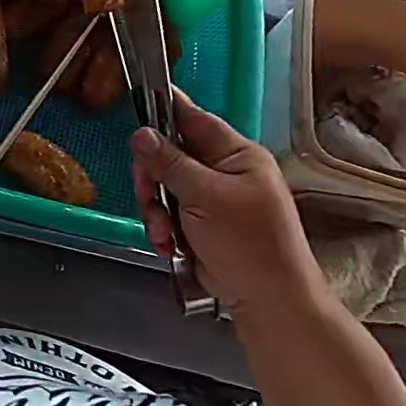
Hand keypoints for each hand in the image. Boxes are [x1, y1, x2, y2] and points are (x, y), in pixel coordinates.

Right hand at [129, 90, 321, 315]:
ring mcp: (213, 202)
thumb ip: (170, 163)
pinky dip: (165, 231)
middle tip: (146, 194)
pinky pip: (171, 217)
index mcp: (236, 155)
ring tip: (165, 235)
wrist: (269, 301)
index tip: (136, 104)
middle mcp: (224, 173)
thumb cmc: (246, 243)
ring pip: (166, 191)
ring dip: (157, 212)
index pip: (194, 120)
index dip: (165, 112)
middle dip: (154, 179)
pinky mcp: (202, 228)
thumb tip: (141, 133)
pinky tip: (170, 247)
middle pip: (172, 158)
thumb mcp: (204, 197)